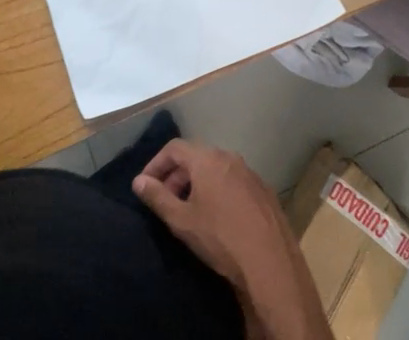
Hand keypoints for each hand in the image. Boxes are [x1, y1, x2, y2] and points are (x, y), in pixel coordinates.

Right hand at [132, 139, 329, 339]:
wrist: (269, 261)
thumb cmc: (219, 237)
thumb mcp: (181, 220)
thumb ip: (157, 197)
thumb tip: (138, 181)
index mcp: (208, 159)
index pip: (174, 147)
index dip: (156, 163)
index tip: (145, 185)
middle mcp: (230, 157)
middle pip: (196, 156)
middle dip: (176, 174)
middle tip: (165, 200)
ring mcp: (250, 173)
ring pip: (216, 168)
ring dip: (197, 182)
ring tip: (188, 209)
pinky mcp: (264, 190)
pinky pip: (234, 181)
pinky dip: (219, 189)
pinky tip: (217, 216)